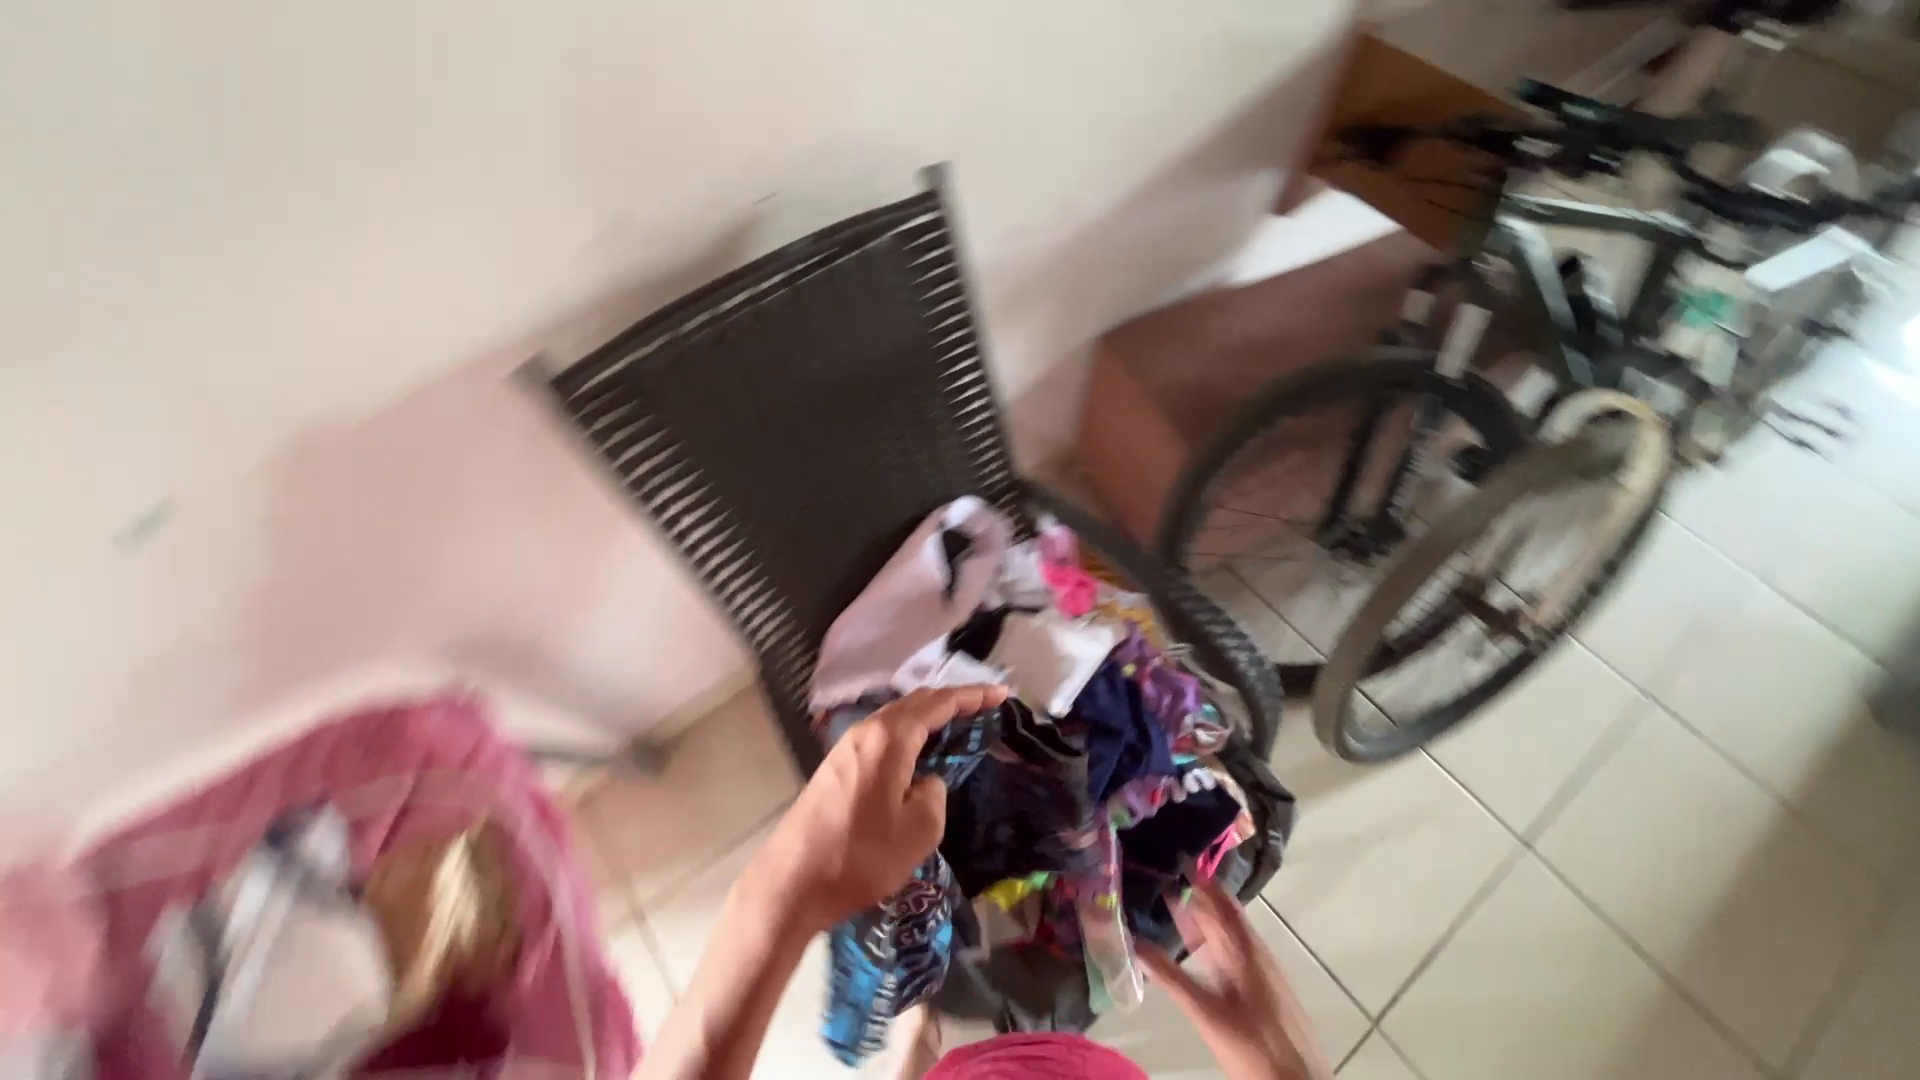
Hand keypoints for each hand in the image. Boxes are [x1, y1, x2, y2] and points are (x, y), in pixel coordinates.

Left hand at [744, 684, 1008, 934]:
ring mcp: (845, 748)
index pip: (939, 704)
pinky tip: (918, 751)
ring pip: (895, 719)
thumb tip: (925, 781)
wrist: (791, 884)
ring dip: (927, 717)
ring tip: (957, 724)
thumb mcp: (919, 830)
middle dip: (951, 700)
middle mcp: (865, 732)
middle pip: (915, 703)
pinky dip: (907, 734)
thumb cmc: (860, 857)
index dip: (972, 696)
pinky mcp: (835, 768)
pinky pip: (881, 736)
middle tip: (985, 705)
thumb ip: (935, 794)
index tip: (1001, 694)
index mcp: (889, 738)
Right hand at [1138, 878, 1331, 1079]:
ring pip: (1231, 938)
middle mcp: (1257, 956)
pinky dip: (1214, 945)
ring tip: (1177, 909)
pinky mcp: (1265, 995)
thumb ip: (1170, 978)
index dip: (1202, 880)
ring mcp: (1264, 976)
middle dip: (1199, 898)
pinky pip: (1235, 956)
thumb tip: (1134, 943)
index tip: (1178, 859)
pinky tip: (1201, 954)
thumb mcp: (1206, 1014)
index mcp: (1247, 951)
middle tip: (1169, 880)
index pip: (1223, 903)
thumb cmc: (1255, 1048)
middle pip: (1227, 918)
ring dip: (1206, 922)